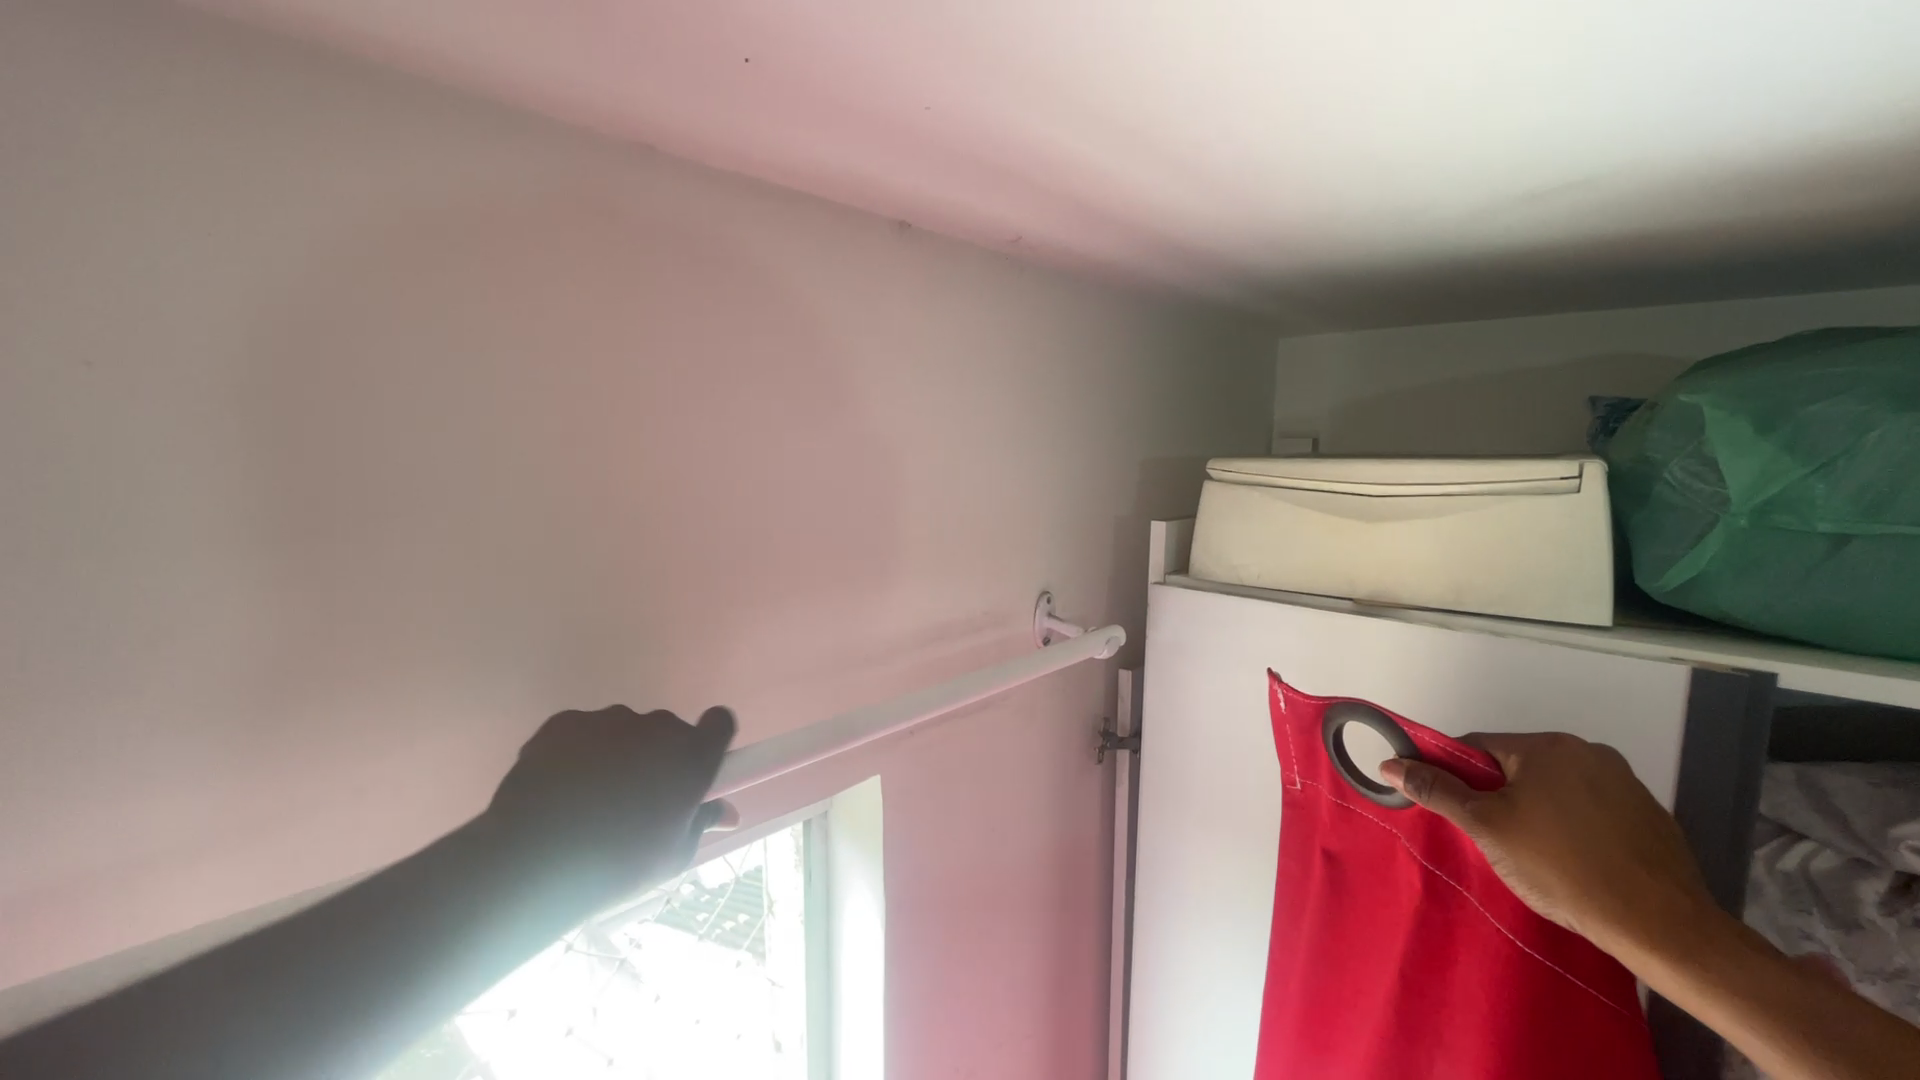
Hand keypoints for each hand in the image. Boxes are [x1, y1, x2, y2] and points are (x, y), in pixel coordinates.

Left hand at [483, 705, 736, 899]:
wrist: (532, 861)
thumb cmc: (616, 865)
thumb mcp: (672, 856)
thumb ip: (701, 823)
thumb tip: (725, 811)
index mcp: (691, 758)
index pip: (720, 723)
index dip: (711, 740)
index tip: (696, 766)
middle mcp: (656, 728)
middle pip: (668, 730)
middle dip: (659, 756)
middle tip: (638, 798)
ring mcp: (609, 720)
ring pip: (624, 731)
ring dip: (618, 753)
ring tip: (589, 799)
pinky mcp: (565, 721)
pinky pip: (583, 731)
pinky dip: (578, 752)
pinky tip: (560, 789)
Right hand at [1378, 732, 1714, 953]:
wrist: (1661, 925)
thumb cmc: (1561, 867)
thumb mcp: (1486, 827)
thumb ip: (1437, 790)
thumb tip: (1390, 763)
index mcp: (1546, 746)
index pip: (1477, 748)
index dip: (1455, 777)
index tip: (1454, 812)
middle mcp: (1588, 751)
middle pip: (1516, 766)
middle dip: (1497, 796)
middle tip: (1492, 838)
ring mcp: (1624, 781)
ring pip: (1554, 787)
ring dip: (1535, 809)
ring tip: (1535, 854)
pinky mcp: (1648, 814)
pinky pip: (1590, 807)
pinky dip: (1573, 825)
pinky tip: (1574, 860)